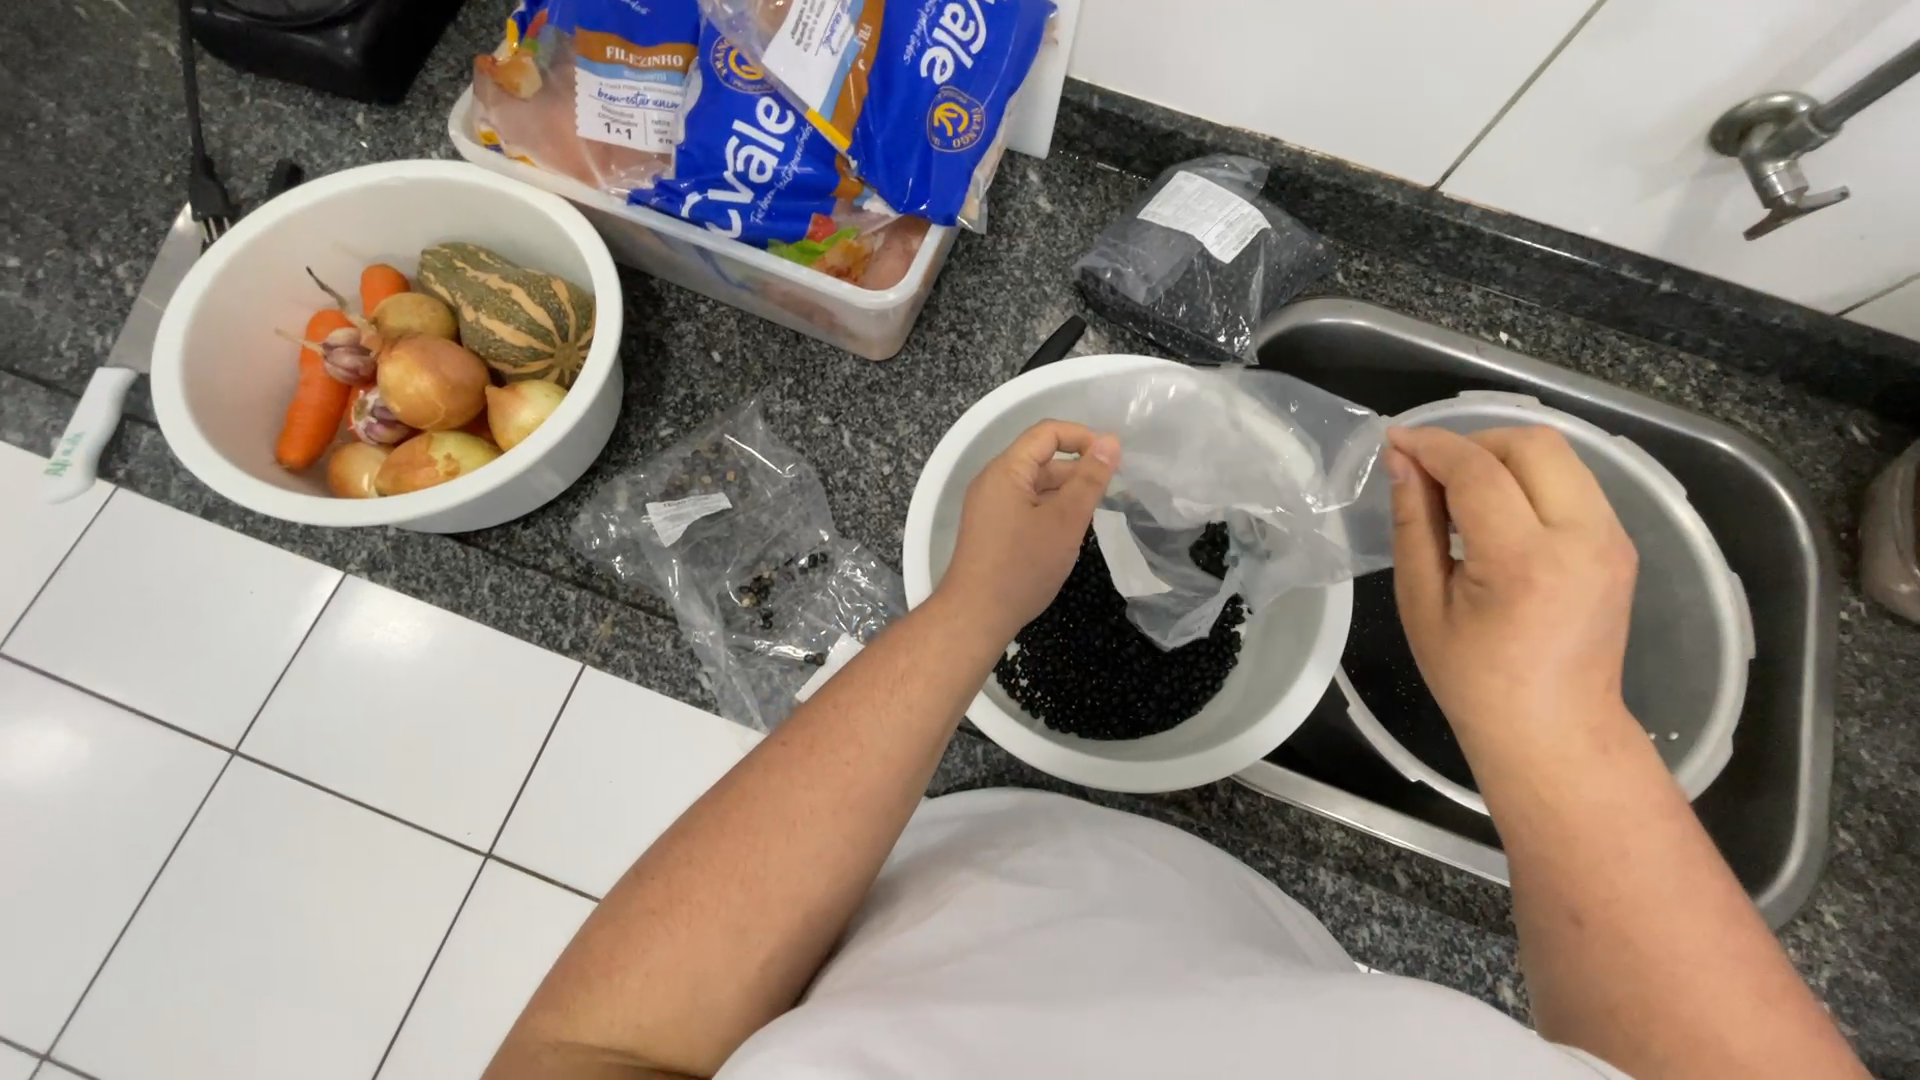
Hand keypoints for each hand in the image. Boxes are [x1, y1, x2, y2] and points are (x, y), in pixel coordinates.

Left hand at [935, 420, 1120, 643]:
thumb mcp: (1065, 521)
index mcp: (1006, 470)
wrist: (976, 615)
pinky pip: (1026, 506)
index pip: (1047, 433)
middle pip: (1041, 459)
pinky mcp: (992, 529)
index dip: (1082, 437)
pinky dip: (1050, 512)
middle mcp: (993, 482)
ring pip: (1035, 486)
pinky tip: (1069, 534)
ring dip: (1066, 494)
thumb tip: (1110, 442)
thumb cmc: (1022, 567)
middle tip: (1111, 492)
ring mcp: (990, 507)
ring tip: (1094, 515)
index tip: (1113, 459)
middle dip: (1077, 469)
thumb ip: (1089, 480)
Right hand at [1385, 426, 1638, 747]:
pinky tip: (1492, 511)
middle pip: (1533, 444)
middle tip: (1429, 468)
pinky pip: (1571, 484)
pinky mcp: (1619, 544)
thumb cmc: (1470, 676)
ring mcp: (1612, 539)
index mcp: (1525, 562)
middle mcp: (1583, 539)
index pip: (1479, 471)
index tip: (1394, 440)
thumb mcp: (1421, 601)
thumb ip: (1413, 523)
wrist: (1553, 726)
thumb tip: (1400, 463)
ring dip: (1501, 457)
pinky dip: (1526, 479)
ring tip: (1456, 490)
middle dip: (1472, 441)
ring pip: (1559, 456)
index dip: (1432, 446)